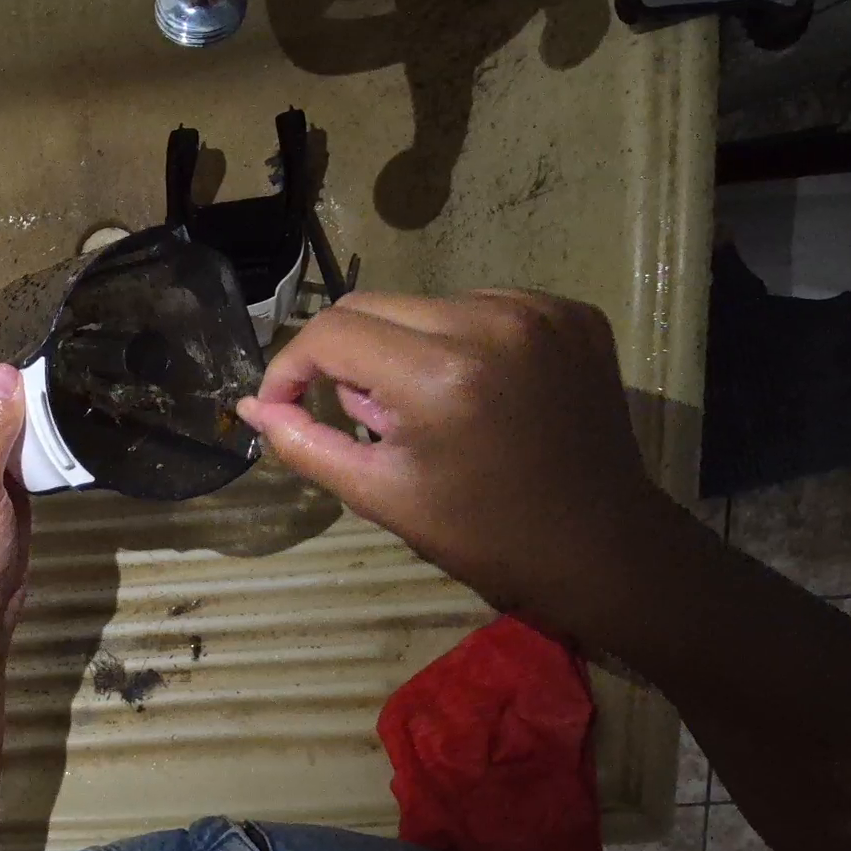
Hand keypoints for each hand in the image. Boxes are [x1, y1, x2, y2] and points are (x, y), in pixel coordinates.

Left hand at [0, 351, 31, 641]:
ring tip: (59, 435)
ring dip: (37, 420)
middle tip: (49, 419)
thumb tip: (9, 373)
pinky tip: (62, 452)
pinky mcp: (8, 475)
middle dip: (21, 395)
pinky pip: (27, 442)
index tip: (24, 396)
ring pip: (13, 413)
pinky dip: (44, 443)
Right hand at [235, 290, 666, 612]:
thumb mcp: (375, 493)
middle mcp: (491, 321)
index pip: (328, 334)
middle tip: (353, 414)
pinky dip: (446, 342)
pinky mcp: (569, 311)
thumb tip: (252, 406)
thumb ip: (302, 442)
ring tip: (414, 408)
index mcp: (440, 375)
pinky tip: (464, 389)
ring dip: (392, 349)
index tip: (282, 404)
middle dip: (336, 358)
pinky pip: (471, 307)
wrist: (598, 545)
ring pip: (416, 305)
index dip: (288, 367)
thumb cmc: (477, 531)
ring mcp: (538, 309)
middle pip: (367, 307)